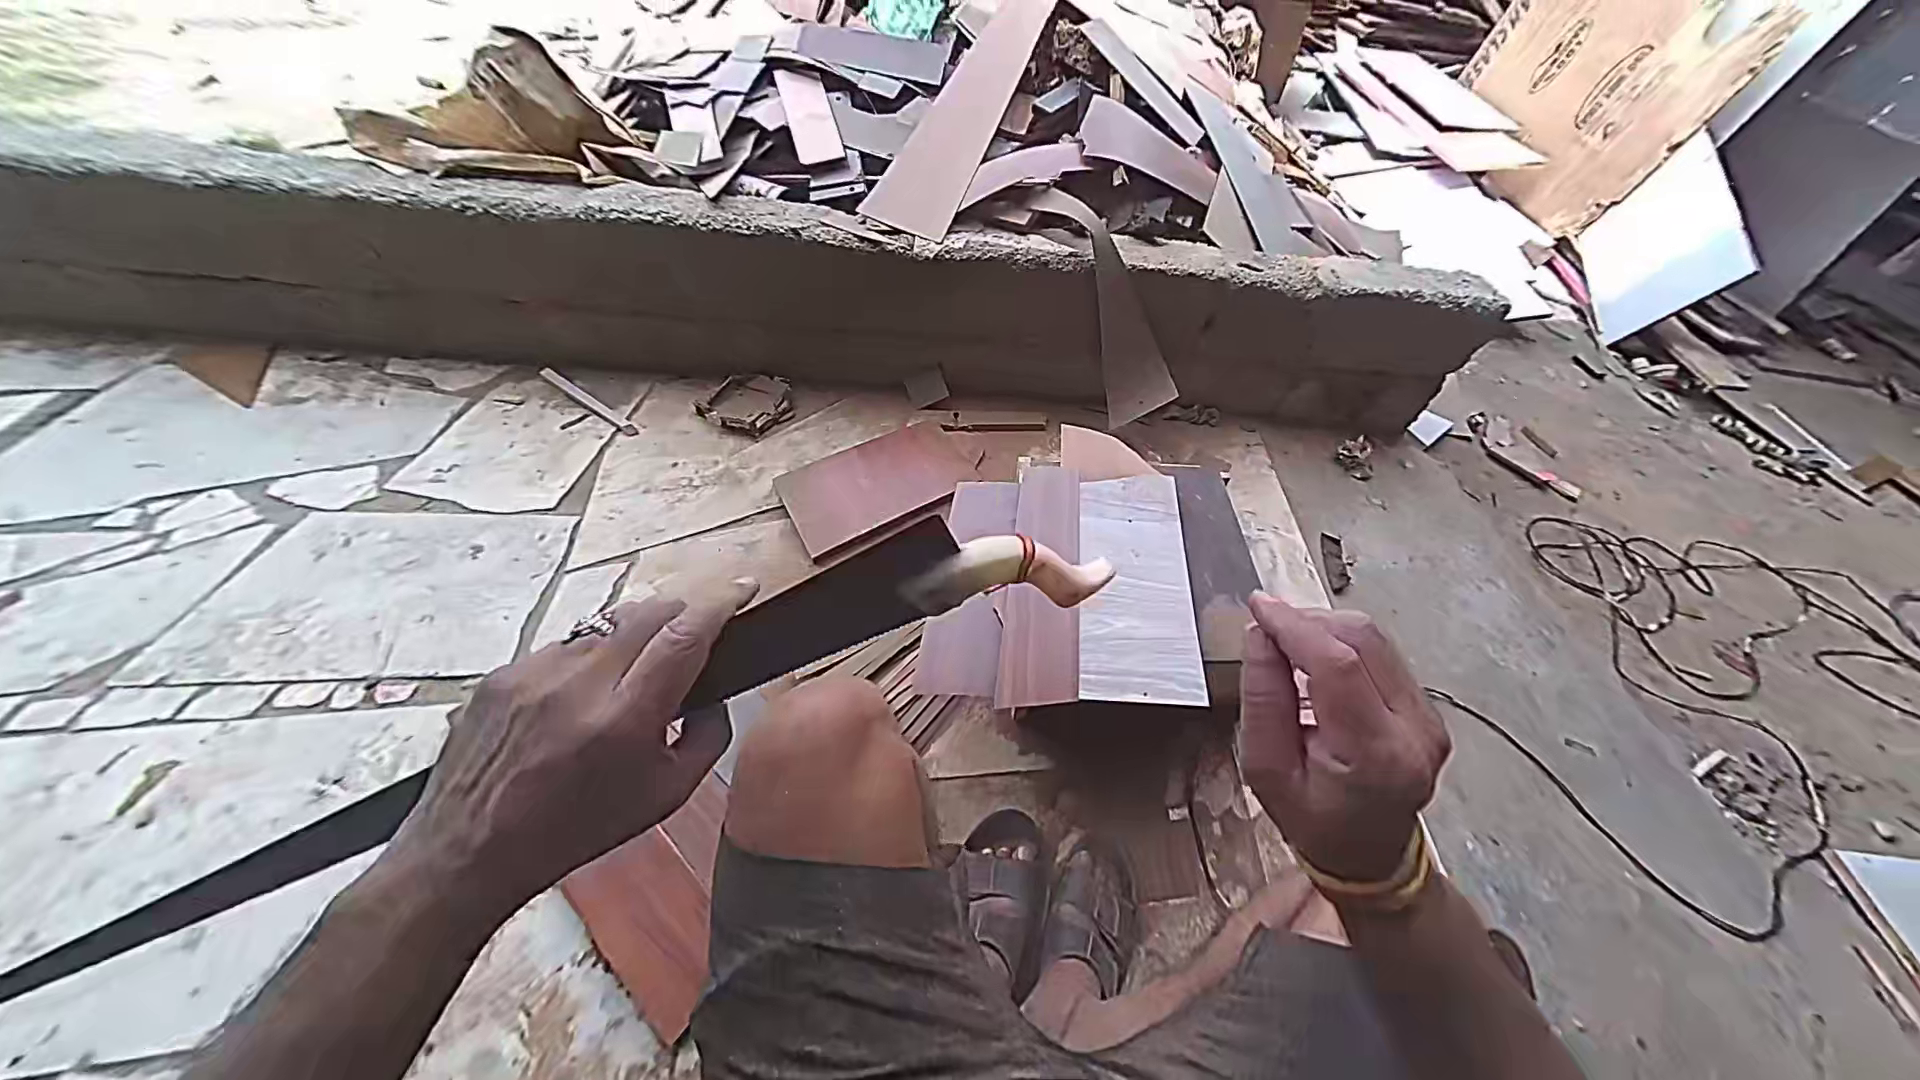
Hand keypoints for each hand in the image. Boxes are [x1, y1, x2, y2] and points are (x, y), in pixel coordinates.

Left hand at [387, 581, 757, 918]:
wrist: (468, 852)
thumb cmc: (577, 827)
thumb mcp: (668, 794)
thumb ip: (710, 736)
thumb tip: (716, 694)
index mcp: (624, 720)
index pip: (684, 634)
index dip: (721, 602)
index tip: (744, 586)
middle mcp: (577, 685)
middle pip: (650, 611)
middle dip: (683, 613)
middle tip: (692, 634)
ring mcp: (533, 673)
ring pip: (609, 622)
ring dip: (636, 635)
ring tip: (629, 677)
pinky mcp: (504, 672)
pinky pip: (568, 643)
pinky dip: (592, 656)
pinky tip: (581, 694)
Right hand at [1237, 593, 1449, 883]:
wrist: (1367, 853)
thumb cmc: (1311, 819)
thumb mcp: (1265, 768)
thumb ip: (1263, 700)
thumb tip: (1261, 636)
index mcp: (1375, 756)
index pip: (1337, 665)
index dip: (1294, 626)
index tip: (1259, 606)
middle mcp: (1415, 731)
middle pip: (1362, 640)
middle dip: (1305, 621)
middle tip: (1265, 629)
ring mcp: (1428, 718)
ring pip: (1373, 638)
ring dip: (1321, 628)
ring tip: (1284, 646)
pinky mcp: (1424, 707)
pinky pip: (1380, 653)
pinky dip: (1338, 642)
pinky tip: (1311, 659)